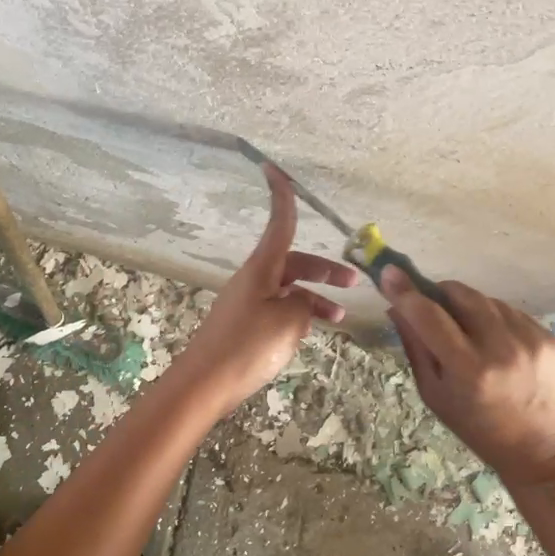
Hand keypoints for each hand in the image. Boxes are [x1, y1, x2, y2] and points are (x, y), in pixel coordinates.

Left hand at [178, 163, 359, 408]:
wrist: (203, 385)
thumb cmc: (246, 347)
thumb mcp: (287, 323)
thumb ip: (303, 306)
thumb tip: (302, 303)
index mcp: (262, 269)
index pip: (279, 224)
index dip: (282, 197)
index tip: (275, 169)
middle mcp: (254, 279)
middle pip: (292, 262)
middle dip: (322, 269)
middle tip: (351, 281)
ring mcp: (247, 303)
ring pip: (287, 289)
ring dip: (313, 298)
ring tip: (337, 318)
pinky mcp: (244, 326)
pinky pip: (277, 310)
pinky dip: (297, 316)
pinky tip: (308, 335)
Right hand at [381, 268, 554, 486]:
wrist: (541, 450)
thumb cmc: (477, 427)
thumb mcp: (434, 393)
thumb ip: (415, 346)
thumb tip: (395, 306)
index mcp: (469, 370)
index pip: (430, 316)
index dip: (406, 292)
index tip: (389, 272)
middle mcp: (502, 348)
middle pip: (460, 294)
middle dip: (440, 294)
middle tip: (434, 308)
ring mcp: (530, 340)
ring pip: (485, 299)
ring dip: (469, 307)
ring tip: (470, 334)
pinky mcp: (549, 337)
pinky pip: (510, 311)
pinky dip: (495, 319)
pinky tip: (497, 344)